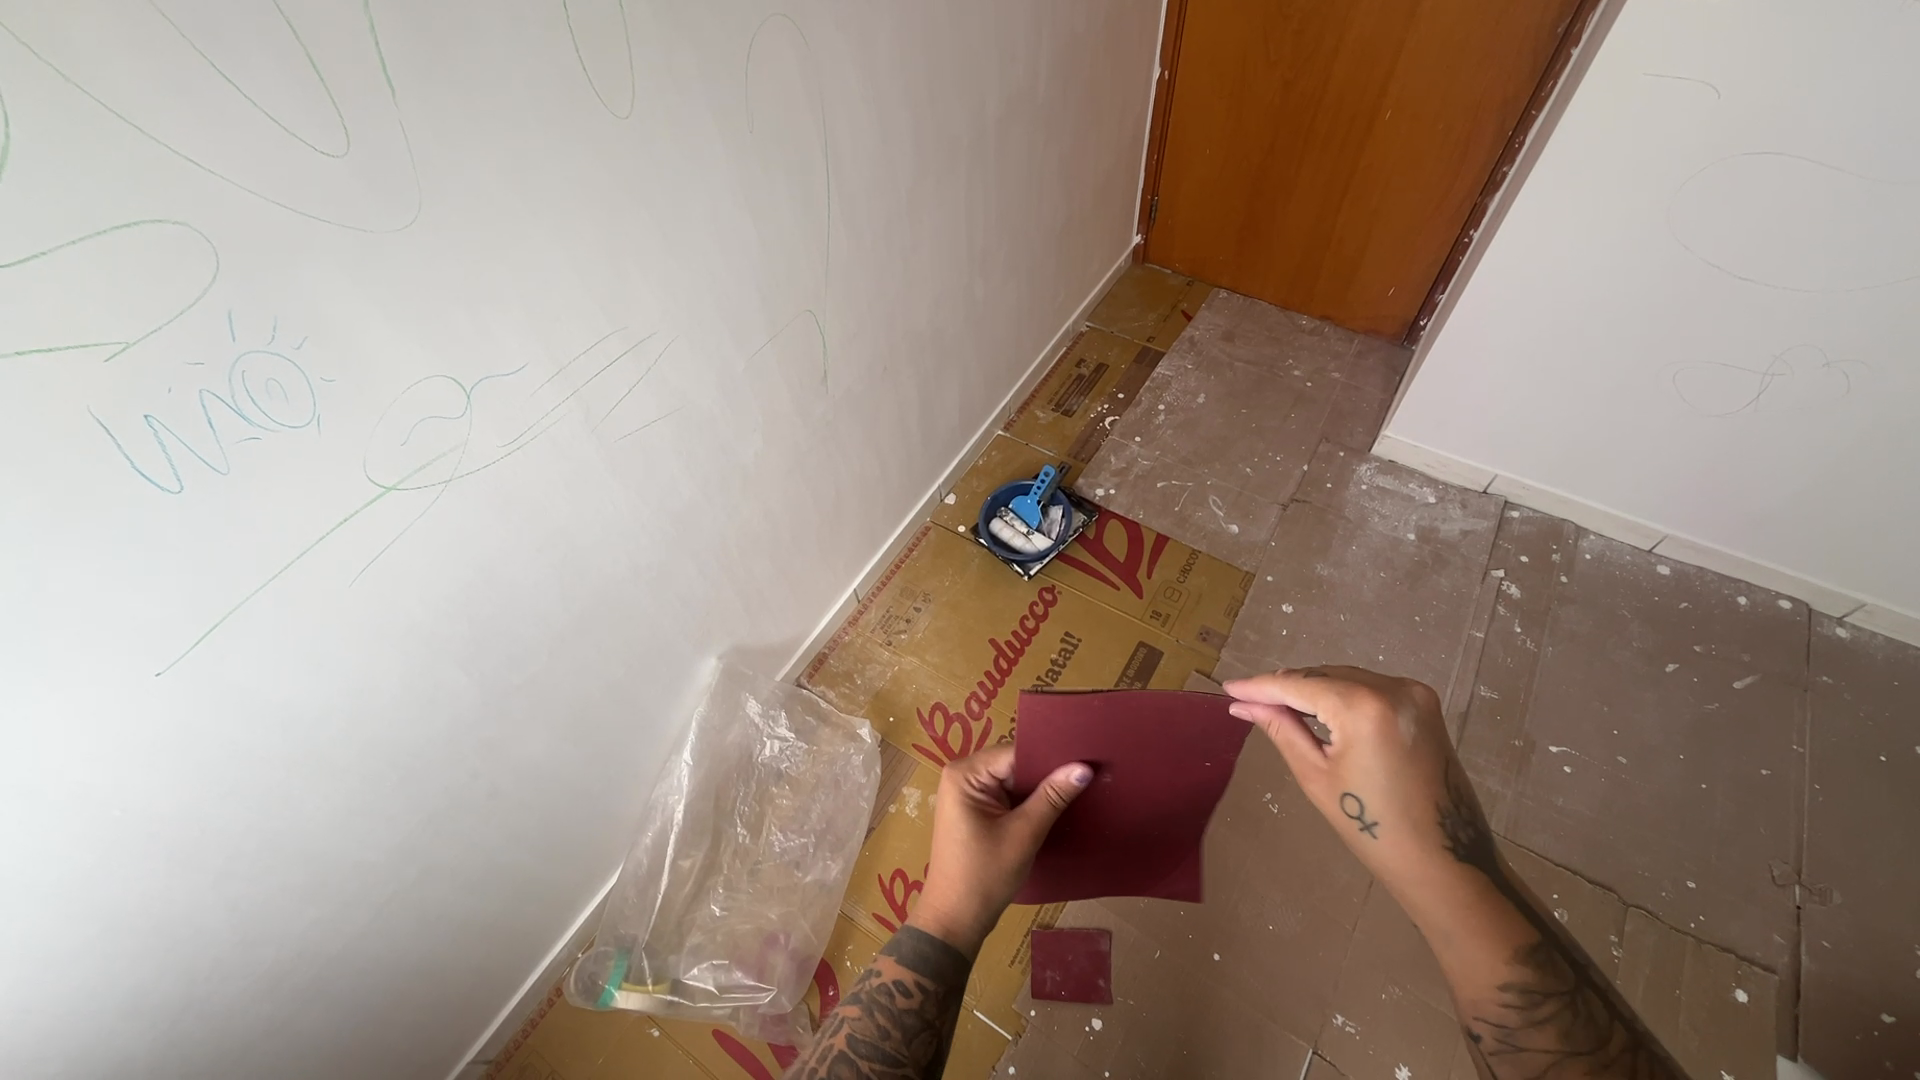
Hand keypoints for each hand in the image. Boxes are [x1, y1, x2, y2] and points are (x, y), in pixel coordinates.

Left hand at [908, 745, 1091, 956]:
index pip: (1015, 752)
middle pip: (1014, 763)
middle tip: (1089, 771)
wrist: (955, 920)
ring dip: (1039, 787)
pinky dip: (1028, 801)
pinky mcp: (975, 811)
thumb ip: (1052, 797)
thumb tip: (1084, 767)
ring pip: (1013, 779)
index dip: (1049, 755)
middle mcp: (962, 775)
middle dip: (1046, 771)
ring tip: (1080, 784)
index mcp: (965, 773)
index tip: (1085, 756)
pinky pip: (1007, 795)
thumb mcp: (1023, 834)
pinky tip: (1057, 803)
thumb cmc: (984, 876)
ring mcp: (967, 794)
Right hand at [1223, 666, 1477, 903]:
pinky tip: (1315, 709)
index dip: (1260, 686)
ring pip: (1344, 677)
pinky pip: (1367, 686)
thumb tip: (1243, 704)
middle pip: (1322, 675)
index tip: (1229, 688)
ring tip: (1275, 706)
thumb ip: (1280, 728)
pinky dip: (1338, 693)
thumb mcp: (1316, 776)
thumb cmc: (1373, 828)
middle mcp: (1393, 688)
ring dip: (1311, 689)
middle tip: (1247, 701)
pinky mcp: (1423, 704)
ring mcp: (1413, 693)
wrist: (1446, 862)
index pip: (1299, 685)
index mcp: (1365, 707)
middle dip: (1284, 686)